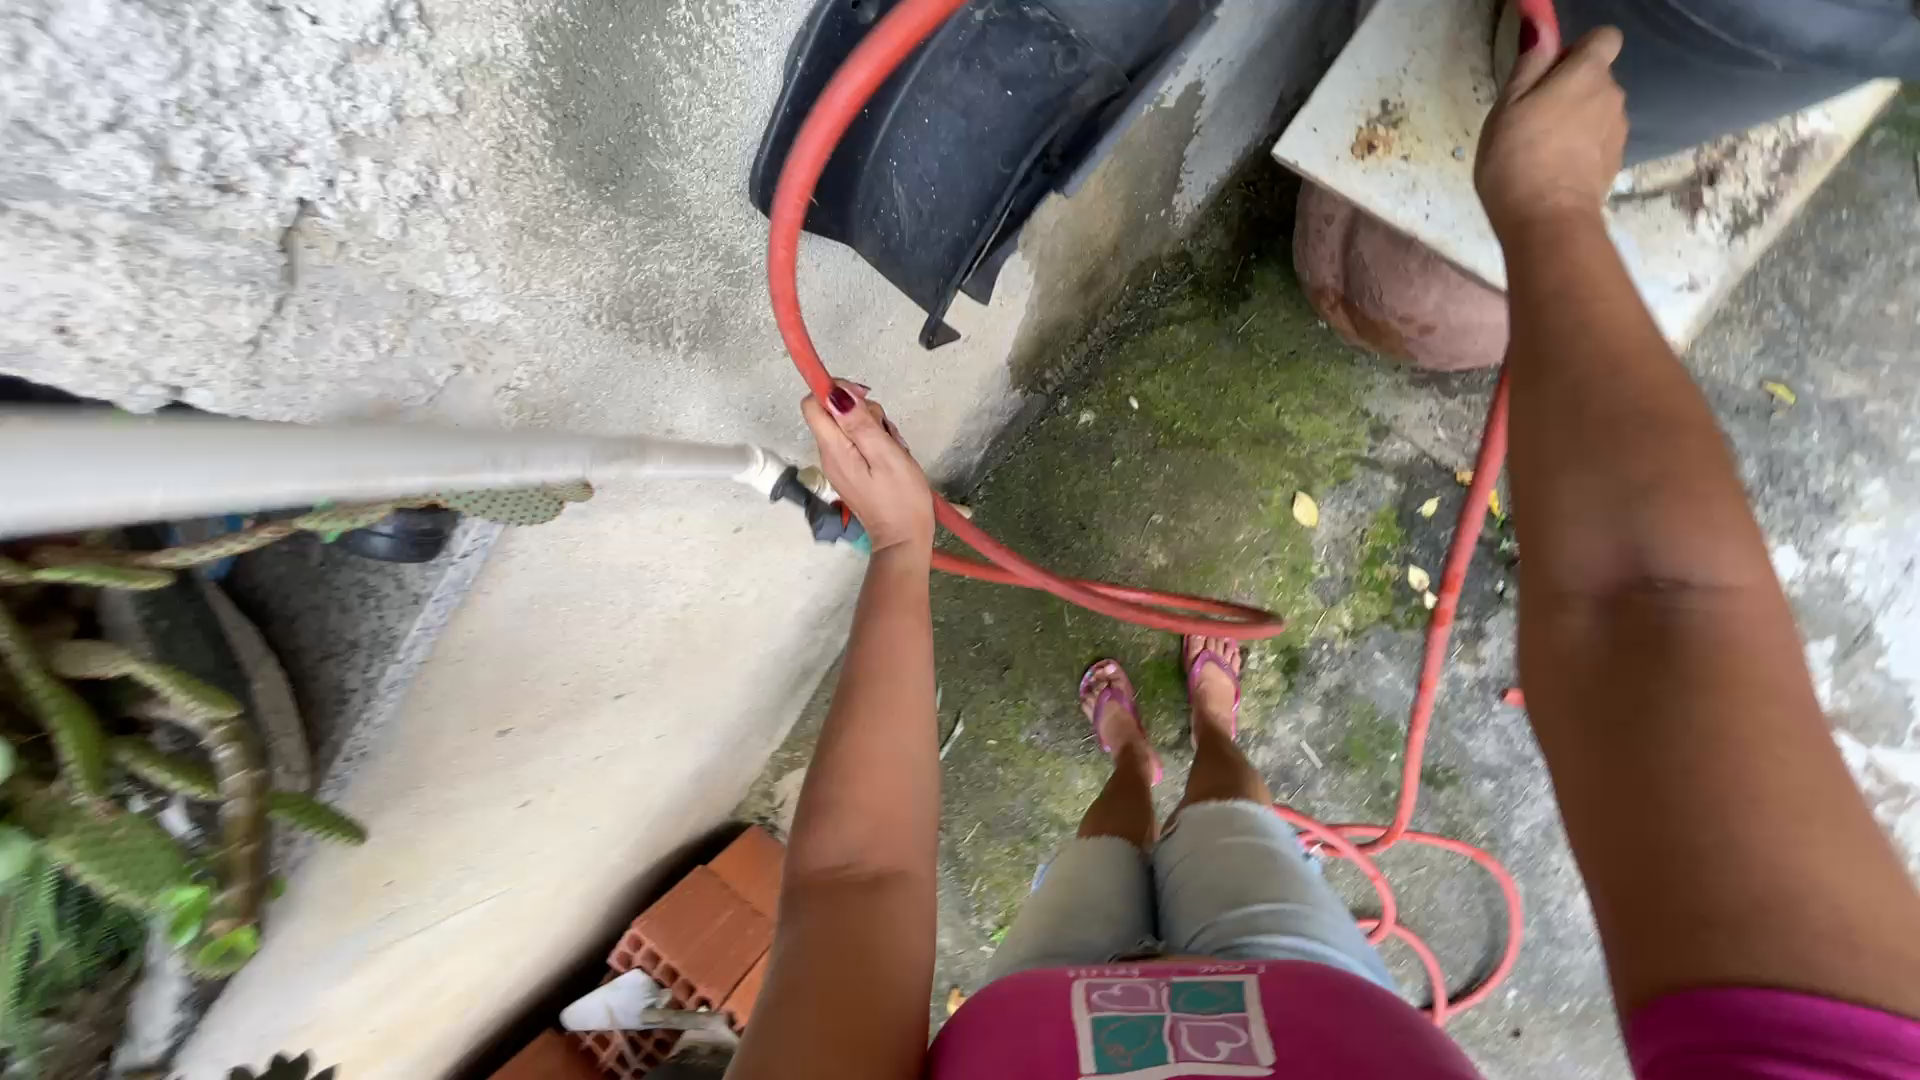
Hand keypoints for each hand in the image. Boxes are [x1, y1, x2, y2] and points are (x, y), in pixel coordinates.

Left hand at [800, 381, 934, 554]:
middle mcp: (829, 455)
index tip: (864, 398)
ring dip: (873, 428)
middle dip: (863, 412)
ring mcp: (839, 465)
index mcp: (834, 450)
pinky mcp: (850, 472)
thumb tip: (835, 394)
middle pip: (833, 413)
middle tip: (887, 432)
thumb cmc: (902, 499)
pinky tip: (891, 458)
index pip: (813, 403)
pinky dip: (874, 443)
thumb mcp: (887, 456)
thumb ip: (860, 424)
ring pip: (848, 427)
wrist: (904, 540)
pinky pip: (857, 443)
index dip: (836, 391)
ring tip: (893, 449)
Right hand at [1475, 25, 1626, 240]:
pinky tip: (1550, 174)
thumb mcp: (1506, 110)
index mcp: (1586, 74)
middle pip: (1596, 80)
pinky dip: (1577, 152)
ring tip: (1536, 156)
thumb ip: (1528, 65)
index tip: (1547, 77)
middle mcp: (1612, 93)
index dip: (1577, 52)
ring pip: (1595, 113)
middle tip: (1528, 125)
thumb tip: (1541, 26)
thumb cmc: (1516, 160)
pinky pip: (1595, 144)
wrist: (1546, 219)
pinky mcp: (1614, 162)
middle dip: (1569, 93)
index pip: (1602, 38)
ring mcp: (1618, 129)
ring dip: (1573, 125)